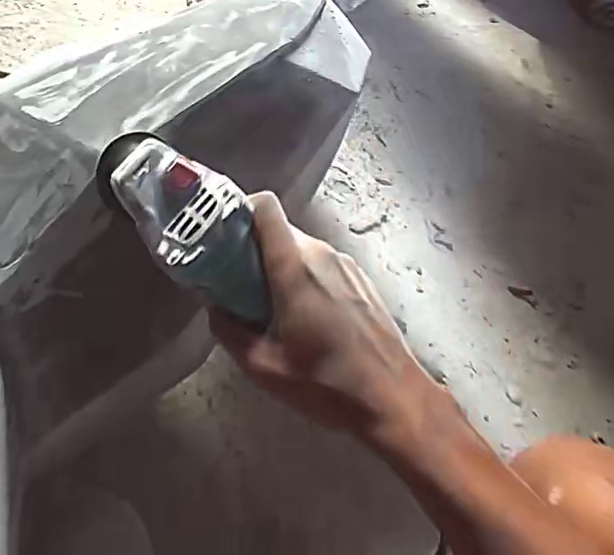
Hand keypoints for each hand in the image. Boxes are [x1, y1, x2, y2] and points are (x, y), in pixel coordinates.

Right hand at [211, 192, 438, 441]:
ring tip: (274, 303)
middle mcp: (320, 255)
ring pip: (299, 246)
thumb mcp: (265, 368)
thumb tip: (213, 309)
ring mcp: (345, 265)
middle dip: (254, 249)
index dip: (241, 210)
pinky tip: (308, 315)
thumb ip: (229, 332)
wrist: (400, 404)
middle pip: (277, 230)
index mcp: (294, 268)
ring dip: (280, 264)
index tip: (225, 233)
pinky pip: (322, 262)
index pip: (265, 207)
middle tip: (241, 280)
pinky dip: (306, 276)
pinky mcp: (361, 279)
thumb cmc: (332, 386)